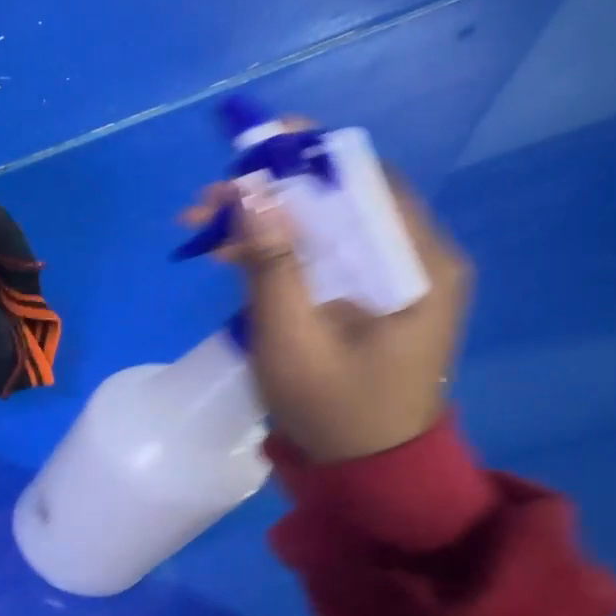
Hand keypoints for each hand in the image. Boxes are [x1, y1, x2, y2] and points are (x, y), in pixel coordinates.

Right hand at [183, 172, 472, 462]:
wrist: (364, 468)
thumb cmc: (332, 405)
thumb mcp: (292, 336)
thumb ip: (273, 263)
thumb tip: (250, 192)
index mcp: (419, 265)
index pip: (366, 184)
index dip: (307, 158)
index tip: (250, 146)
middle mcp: (414, 261)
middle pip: (337, 202)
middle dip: (266, 193)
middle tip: (200, 202)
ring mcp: (389, 280)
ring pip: (320, 226)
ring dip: (259, 220)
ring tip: (196, 226)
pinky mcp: (363, 297)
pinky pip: (316, 254)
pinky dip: (269, 248)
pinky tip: (224, 253)